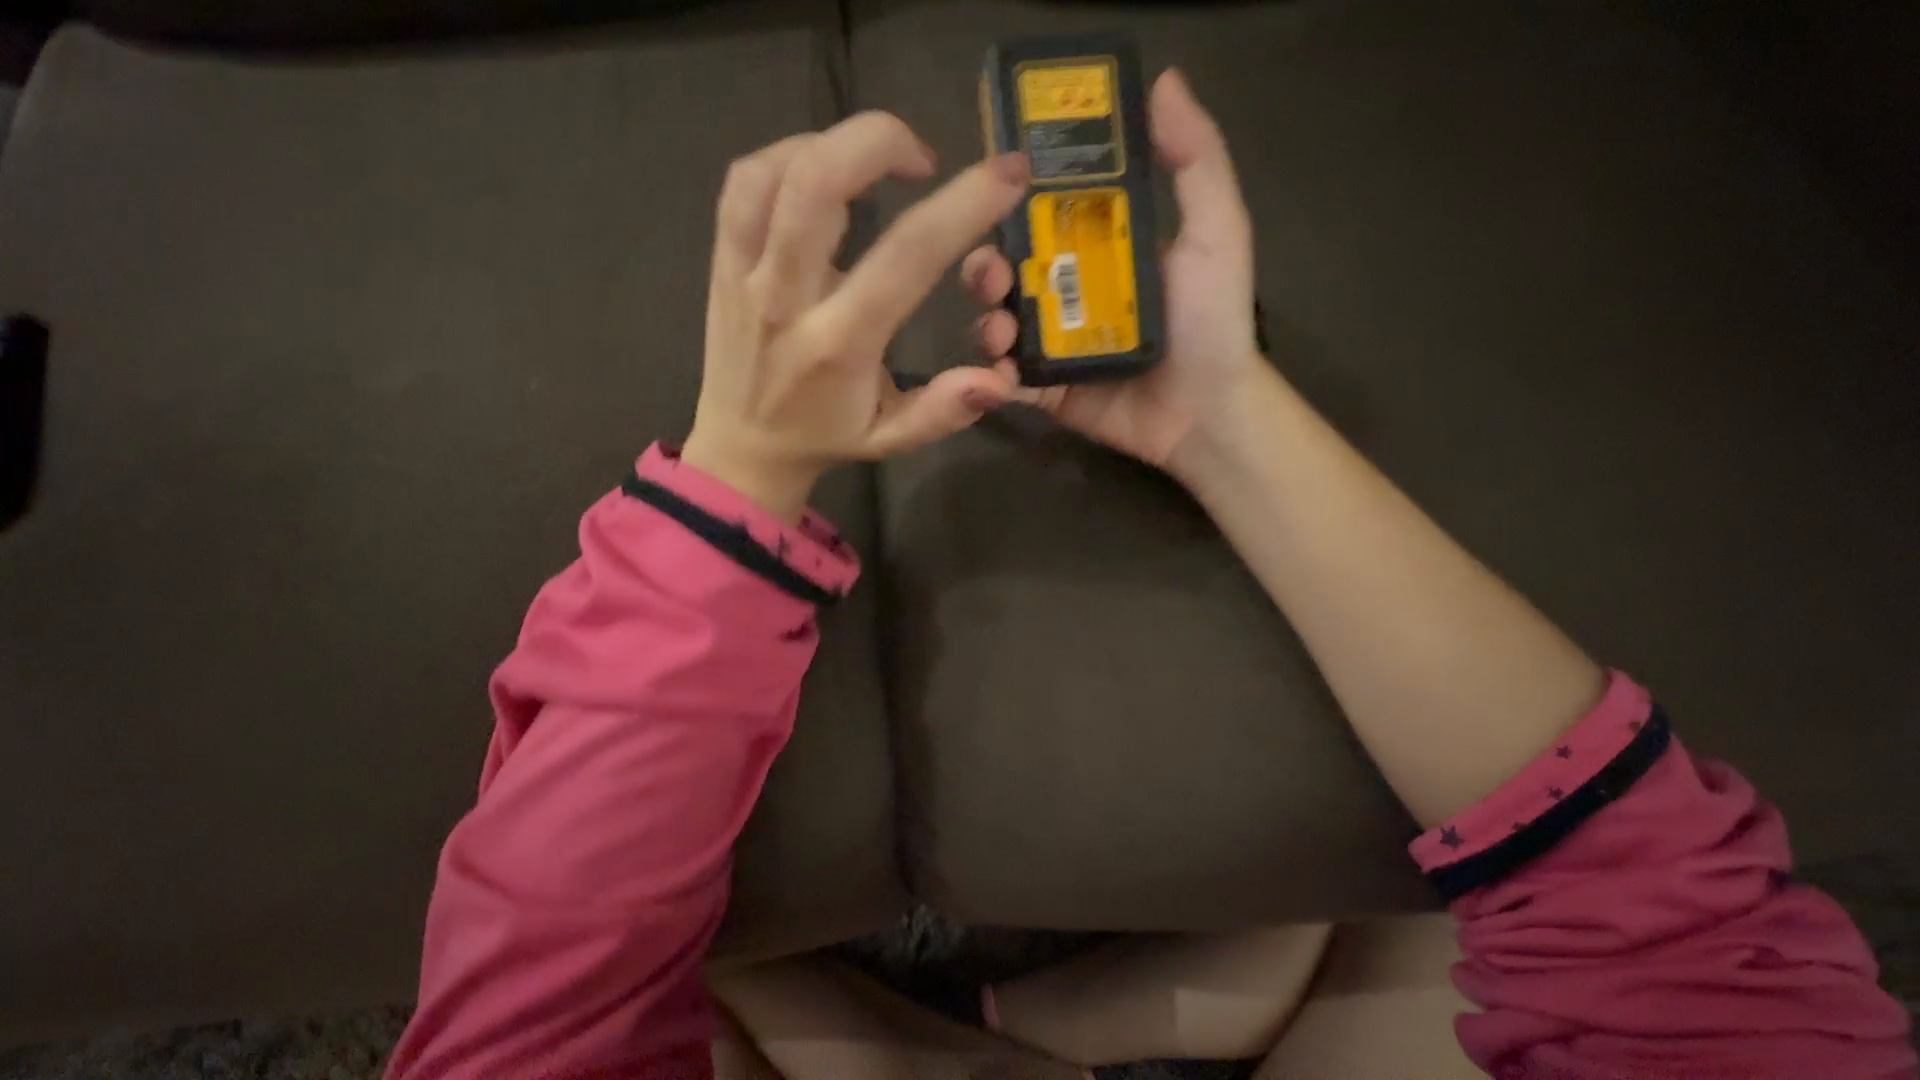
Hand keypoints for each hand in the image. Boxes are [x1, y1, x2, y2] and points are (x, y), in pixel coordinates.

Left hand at [684, 113, 1031, 520]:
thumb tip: (997, 379)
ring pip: (773, 171)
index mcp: (840, 345)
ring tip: (872, 160)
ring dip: (832, 142)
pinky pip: (742, 185)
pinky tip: (822, 167)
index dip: (964, 203)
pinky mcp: (721, 261)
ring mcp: (745, 274)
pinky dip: (786, 154)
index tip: (1006, 174)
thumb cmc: (825, 437)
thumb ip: (943, 410)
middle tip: (924, 159)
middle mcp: (787, 299)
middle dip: (881, 140)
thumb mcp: (891, 439)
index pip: (907, 255)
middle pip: (819, 183)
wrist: (740, 449)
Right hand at [963, 69, 1266, 475]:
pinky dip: (990, 375)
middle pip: (1007, 268)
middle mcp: (1069, 291)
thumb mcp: (1216, 232)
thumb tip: (1165, 80)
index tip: (989, 189)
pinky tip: (999, 373)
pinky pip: (1004, 377)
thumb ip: (1195, 160)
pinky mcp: (1045, 389)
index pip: (1041, 215)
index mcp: (1099, 248)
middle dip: (985, 266)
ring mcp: (1053, 342)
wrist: (1208, 414)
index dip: (1010, 201)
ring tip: (998, 328)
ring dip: (984, 317)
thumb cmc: (1212, 322)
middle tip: (991, 273)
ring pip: (997, 320)